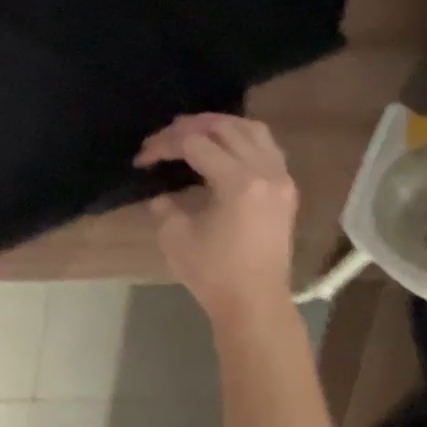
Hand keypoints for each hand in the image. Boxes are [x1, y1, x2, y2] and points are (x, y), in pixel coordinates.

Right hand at [134, 113, 297, 321]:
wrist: (254, 300)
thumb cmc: (211, 272)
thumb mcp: (174, 237)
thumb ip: (164, 206)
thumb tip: (161, 192)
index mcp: (239, 183)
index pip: (196, 144)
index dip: (164, 145)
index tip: (142, 159)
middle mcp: (266, 172)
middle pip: (227, 128)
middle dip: (190, 127)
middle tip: (161, 139)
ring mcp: (281, 178)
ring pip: (253, 131)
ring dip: (219, 126)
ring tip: (192, 133)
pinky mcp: (285, 189)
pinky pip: (266, 147)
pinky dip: (241, 139)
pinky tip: (222, 149)